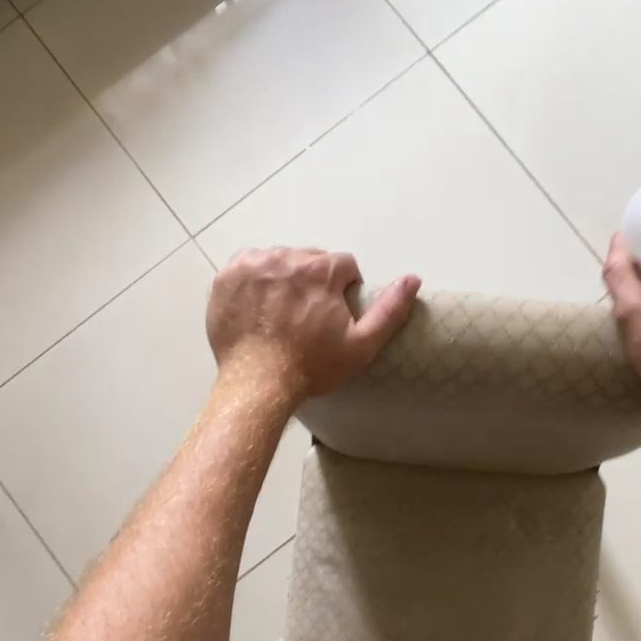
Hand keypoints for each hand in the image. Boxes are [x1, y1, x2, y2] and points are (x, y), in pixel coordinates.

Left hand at [207, 247, 420, 408]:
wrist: (258, 383)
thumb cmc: (312, 367)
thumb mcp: (361, 345)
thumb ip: (390, 310)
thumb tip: (413, 278)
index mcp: (322, 269)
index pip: (343, 265)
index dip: (343, 290)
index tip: (333, 315)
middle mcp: (287, 257)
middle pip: (310, 259)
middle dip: (313, 282)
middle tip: (306, 317)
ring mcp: (253, 264)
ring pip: (279, 260)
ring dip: (284, 279)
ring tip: (281, 313)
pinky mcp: (227, 276)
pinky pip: (249, 266)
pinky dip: (255, 281)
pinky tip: (258, 307)